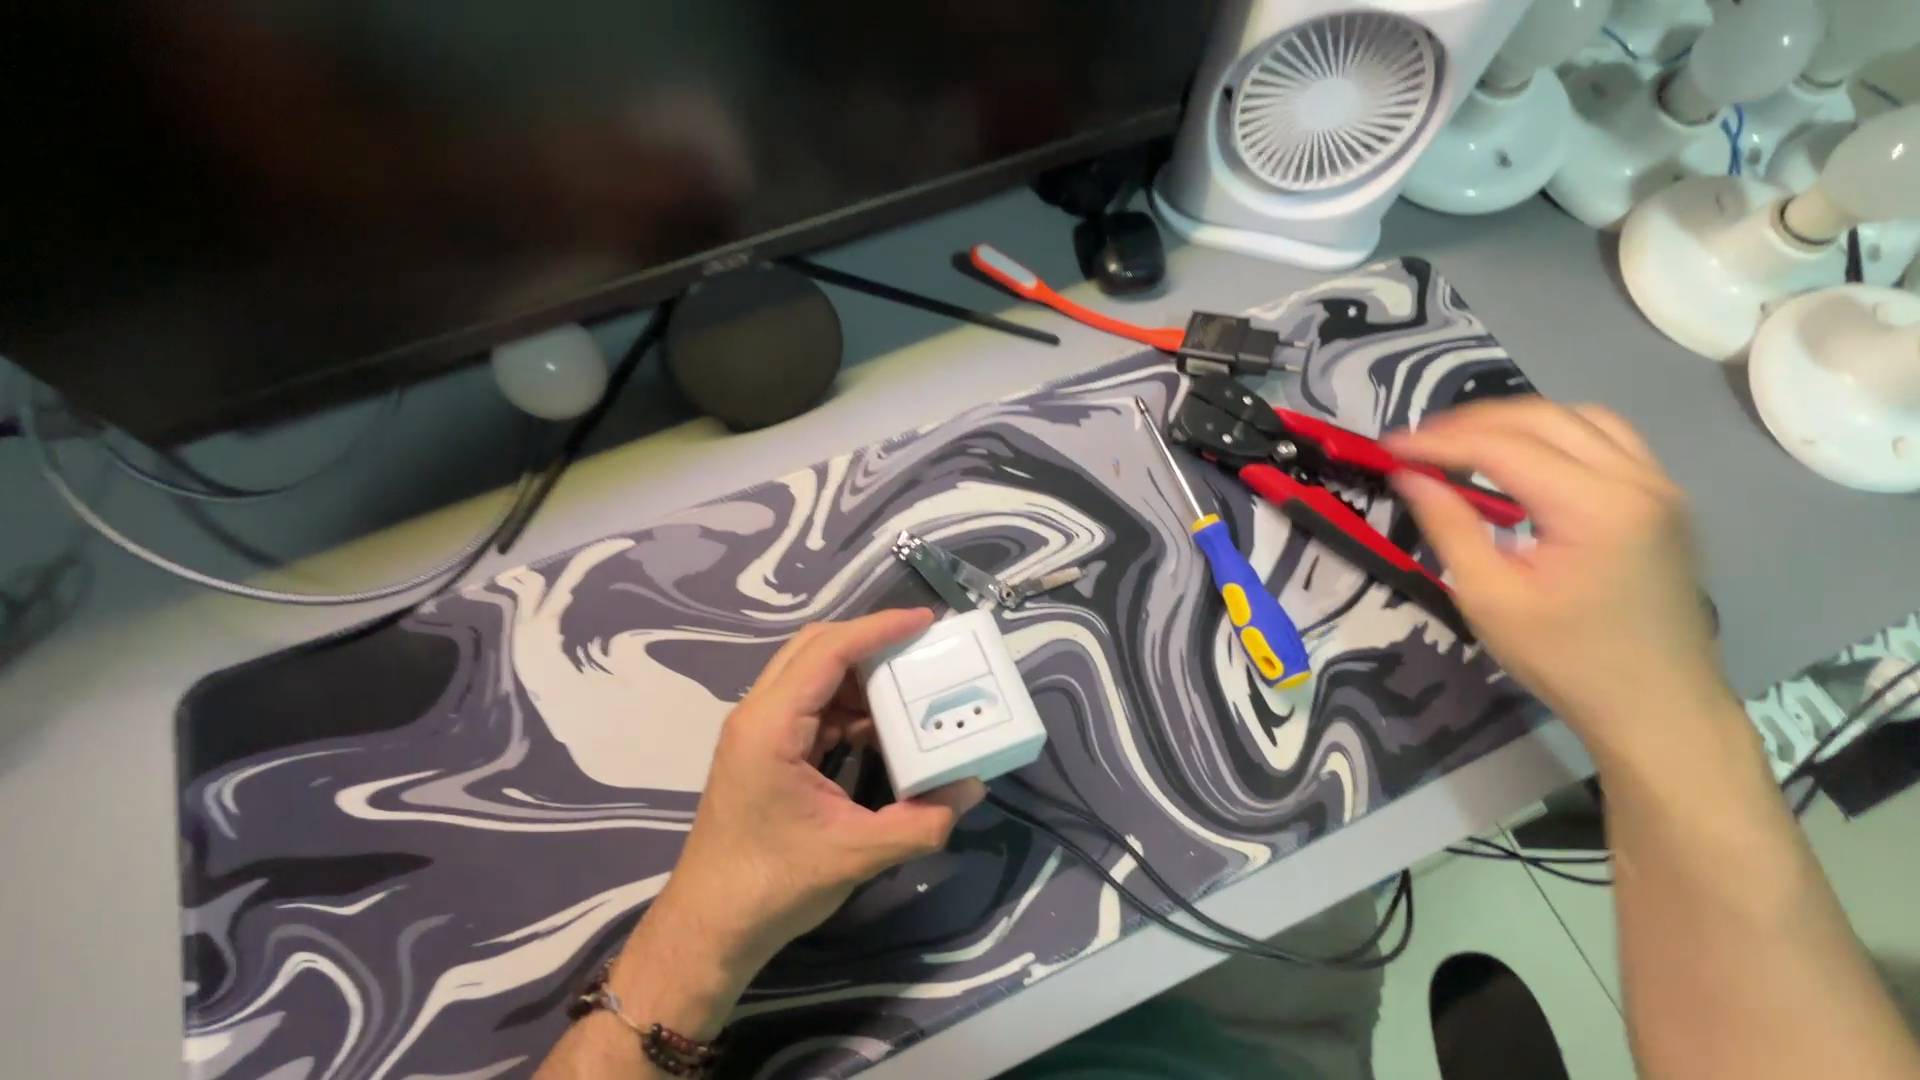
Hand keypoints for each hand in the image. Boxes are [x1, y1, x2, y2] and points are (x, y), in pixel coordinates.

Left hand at [647, 608, 986, 975]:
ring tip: (910, 692)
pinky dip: (848, 710)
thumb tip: (973, 787)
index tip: (924, 621)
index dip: (878, 629)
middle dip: (870, 644)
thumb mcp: (856, 853)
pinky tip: (882, 733)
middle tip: (921, 650)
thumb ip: (921, 821)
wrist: (710, 928)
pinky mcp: (763, 751)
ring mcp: (757, 731)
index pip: (828, 651)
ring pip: (812, 676)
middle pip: (815, 649)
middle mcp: (758, 714)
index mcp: (771, 725)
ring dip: (861, 679)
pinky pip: (811, 708)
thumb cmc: (773, 885)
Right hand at [1385, 399, 1732, 764]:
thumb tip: (1409, 475)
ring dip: (1516, 421)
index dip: (1439, 442)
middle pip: (1543, 417)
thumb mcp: (1487, 597)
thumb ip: (1449, 525)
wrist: (1656, 704)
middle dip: (1471, 421)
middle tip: (1416, 441)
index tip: (1387, 447)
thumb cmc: (1564, 659)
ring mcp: (1658, 486)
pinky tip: (1521, 457)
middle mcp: (1636, 481)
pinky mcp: (1662, 499)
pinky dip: (1555, 434)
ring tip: (1463, 442)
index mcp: (1594, 508)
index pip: (1503, 447)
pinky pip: (1607, 439)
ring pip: (1580, 418)